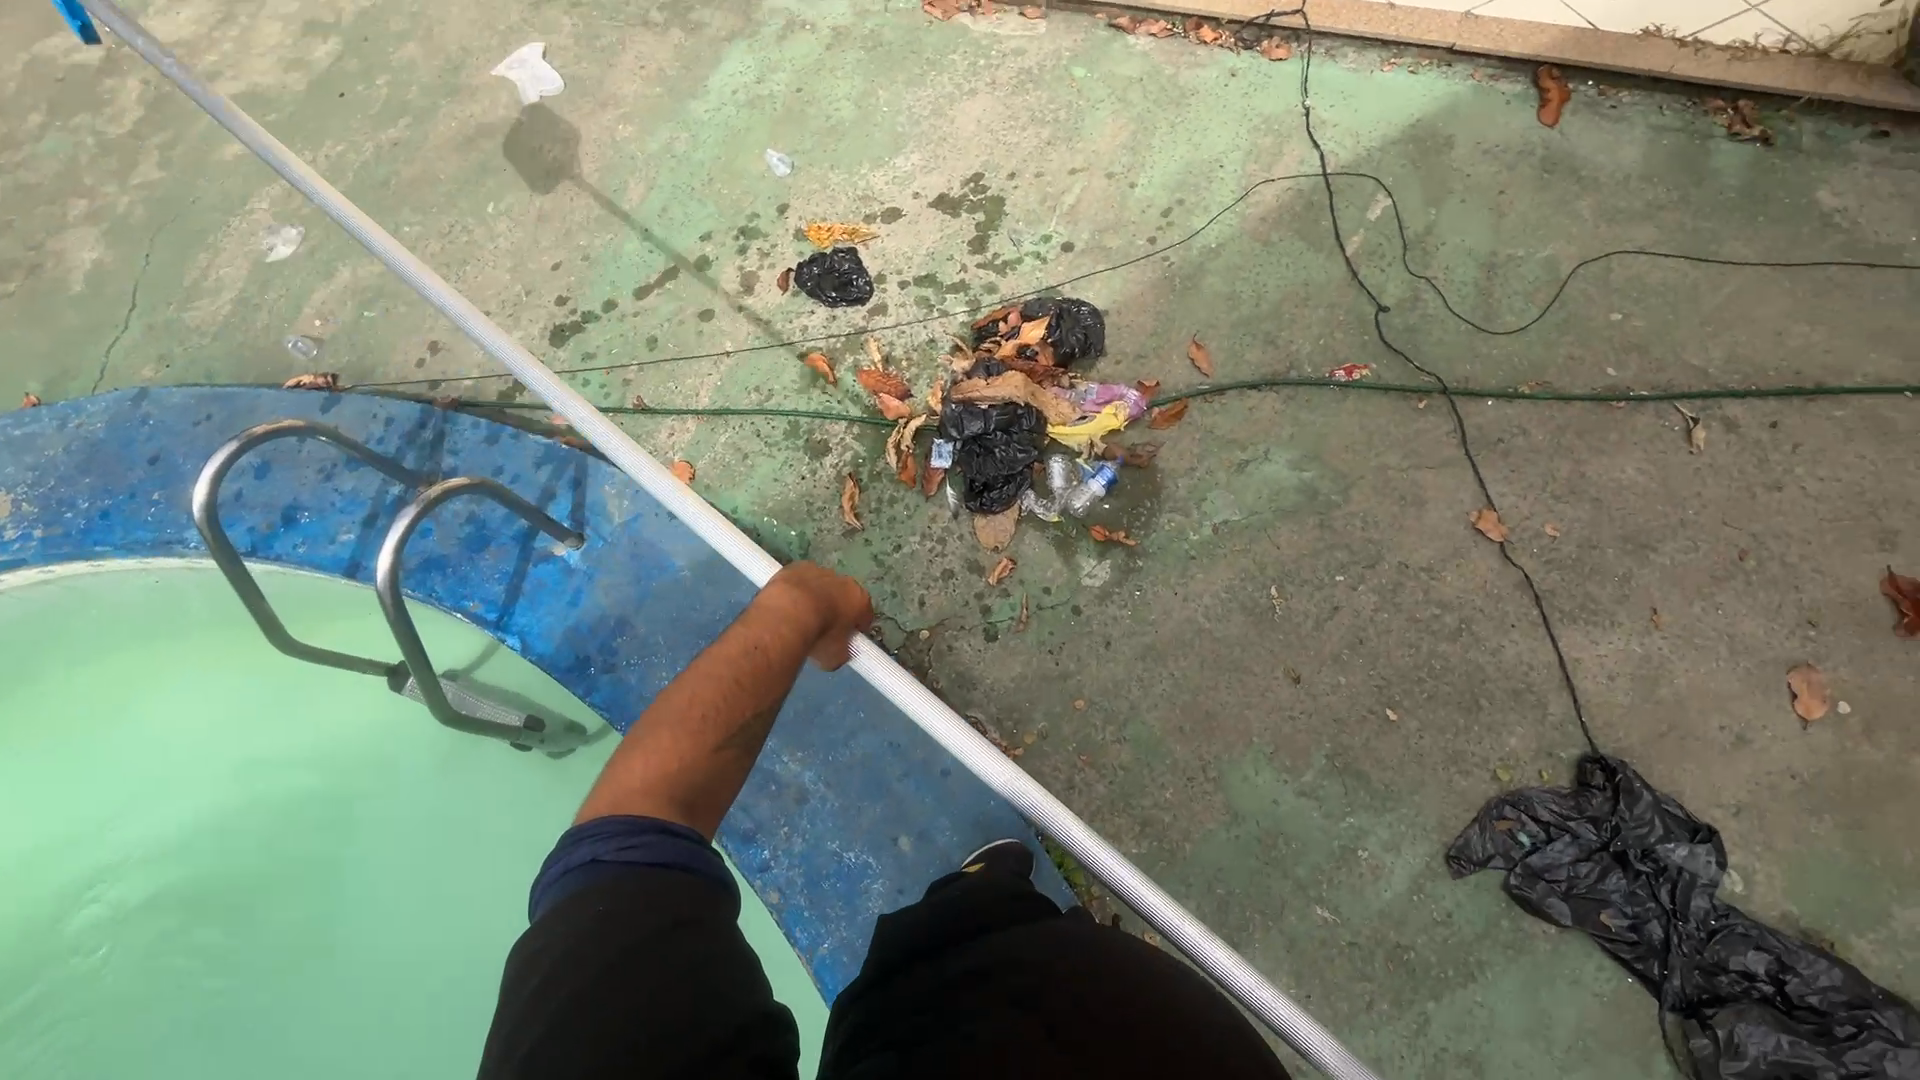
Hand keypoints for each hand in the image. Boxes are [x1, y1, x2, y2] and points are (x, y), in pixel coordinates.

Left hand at [758, 562, 873, 670]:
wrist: (786, 615)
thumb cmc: (818, 636)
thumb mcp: (836, 657)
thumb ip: (841, 652)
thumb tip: (836, 652)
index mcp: (861, 600)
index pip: (864, 615)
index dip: (855, 629)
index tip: (844, 640)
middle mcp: (844, 581)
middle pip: (843, 596)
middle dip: (835, 610)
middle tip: (821, 630)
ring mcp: (819, 571)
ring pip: (820, 587)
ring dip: (813, 599)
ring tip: (798, 619)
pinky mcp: (794, 567)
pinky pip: (798, 581)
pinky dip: (794, 592)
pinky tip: (784, 607)